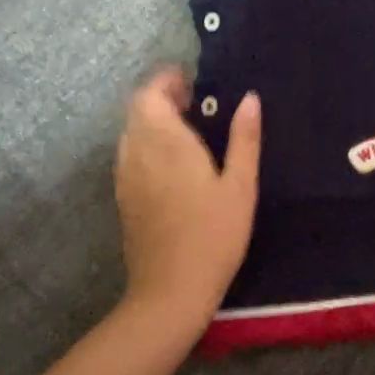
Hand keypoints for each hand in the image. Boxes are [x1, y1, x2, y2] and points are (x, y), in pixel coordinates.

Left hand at [114, 67, 260, 329]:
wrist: (168, 293)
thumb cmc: (213, 236)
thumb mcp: (241, 186)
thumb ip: (244, 138)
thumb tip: (250, 98)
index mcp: (165, 143)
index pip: (149, 94)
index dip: (166, 81)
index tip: (193, 81)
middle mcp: (138, 153)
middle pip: (137, 109)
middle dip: (161, 97)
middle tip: (194, 100)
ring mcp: (126, 177)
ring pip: (131, 131)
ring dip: (152, 120)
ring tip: (187, 127)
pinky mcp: (124, 198)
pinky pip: (130, 154)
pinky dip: (147, 143)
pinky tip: (174, 161)